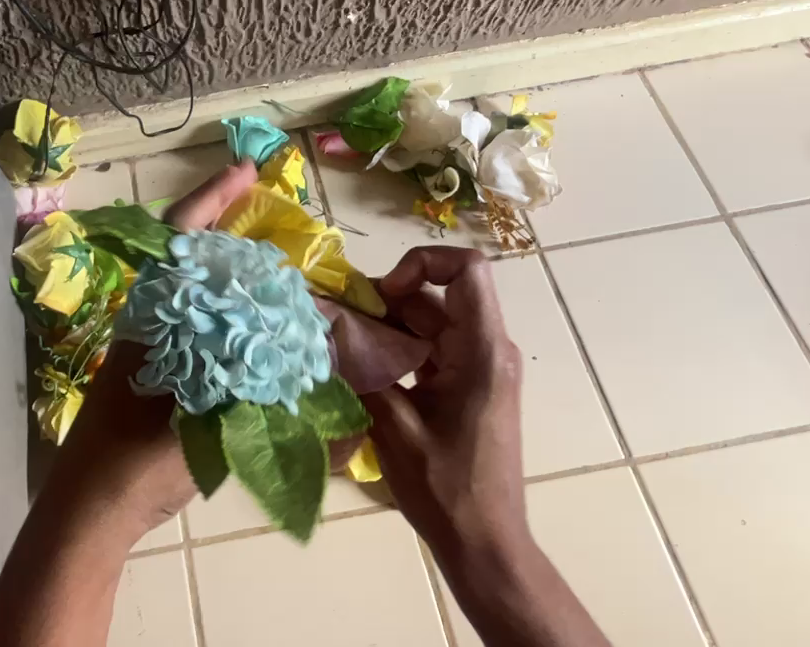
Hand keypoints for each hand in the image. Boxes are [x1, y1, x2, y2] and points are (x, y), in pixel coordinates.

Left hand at [39, 160, 258, 545]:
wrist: (92, 507)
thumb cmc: (139, 459)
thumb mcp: (207, 421)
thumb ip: (264, 391)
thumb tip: (326, 369)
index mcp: (154, 310)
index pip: (182, 234)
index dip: (213, 196)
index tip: (246, 168)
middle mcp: (152, 314)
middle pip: (191, 255)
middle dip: (229, 230)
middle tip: (274, 220)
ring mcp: (153, 339)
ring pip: (196, 287)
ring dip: (231, 271)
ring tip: (276, 267)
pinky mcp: (159, 366)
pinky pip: (199, 320)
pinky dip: (229, 311)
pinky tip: (259, 324)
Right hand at [363, 246, 528, 562]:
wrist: (485, 546)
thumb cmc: (446, 489)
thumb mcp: (394, 425)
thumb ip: (360, 366)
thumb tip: (321, 321)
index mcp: (482, 351)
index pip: (466, 269)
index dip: (422, 264)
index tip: (382, 293)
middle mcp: (487, 348)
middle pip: (437, 294)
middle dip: (386, 299)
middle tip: (340, 320)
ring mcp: (478, 366)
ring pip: (429, 319)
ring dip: (385, 325)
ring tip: (342, 342)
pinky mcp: (466, 383)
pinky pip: (430, 345)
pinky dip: (396, 347)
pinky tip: (362, 365)